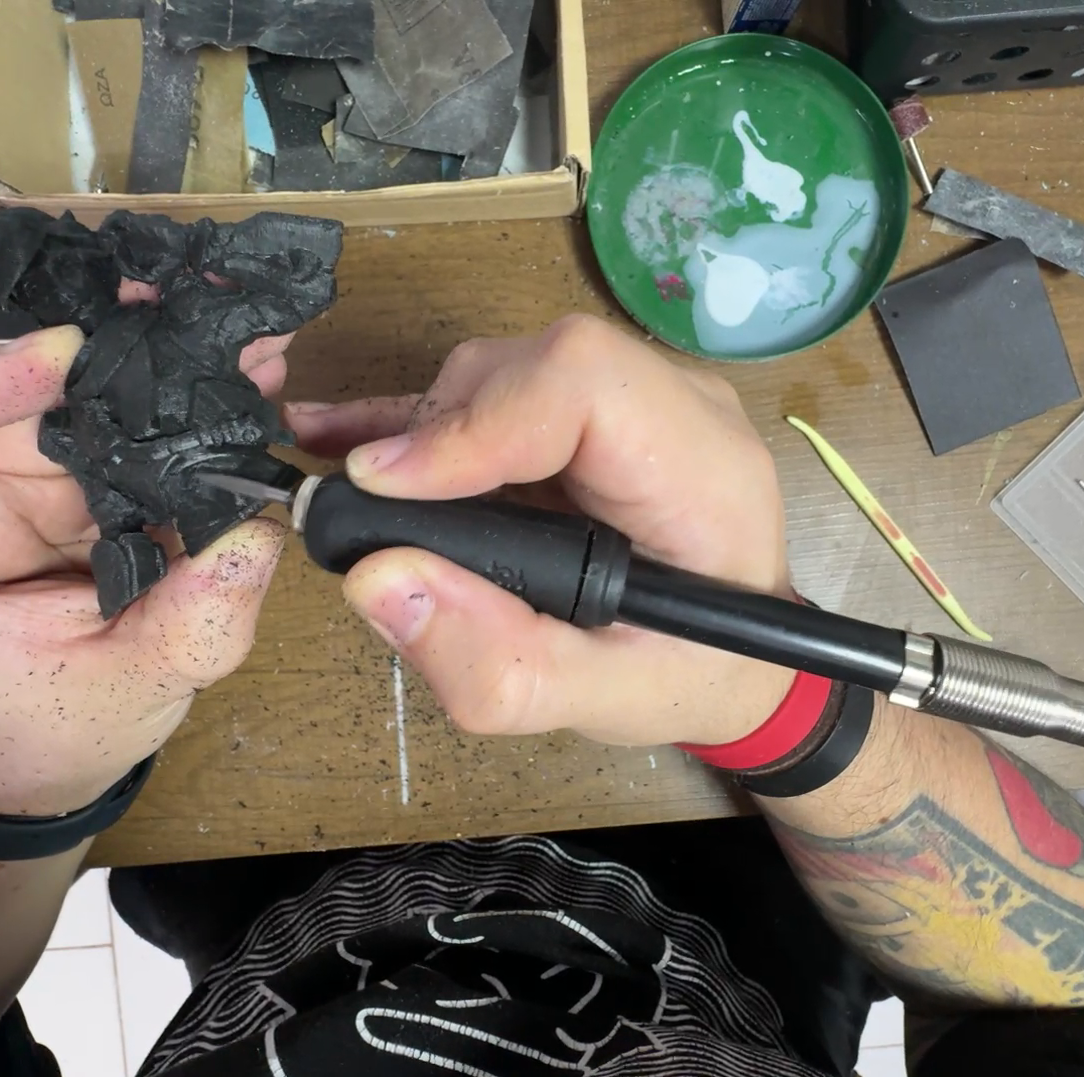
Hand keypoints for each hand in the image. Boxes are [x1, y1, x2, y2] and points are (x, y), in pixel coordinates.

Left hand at [0, 328, 289, 815]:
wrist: (65, 736)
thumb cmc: (54, 724)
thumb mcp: (125, 692)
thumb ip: (190, 628)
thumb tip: (255, 535)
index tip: (60, 363)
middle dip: (99, 342)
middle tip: (190, 310)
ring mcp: (22, 472)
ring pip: (76, 383)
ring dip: (157, 352)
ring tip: (239, 334)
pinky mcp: (88, 472)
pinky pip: (135, 416)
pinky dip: (191, 389)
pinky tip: (249, 372)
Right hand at [286, 315, 794, 748]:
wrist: (738, 652)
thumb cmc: (693, 676)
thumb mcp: (606, 701)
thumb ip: (502, 664)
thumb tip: (378, 579)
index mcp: (702, 470)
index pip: (584, 383)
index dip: (477, 422)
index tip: (387, 486)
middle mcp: (674, 408)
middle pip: (529, 368)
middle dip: (435, 434)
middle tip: (376, 515)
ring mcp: (634, 397)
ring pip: (502, 373)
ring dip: (423, 434)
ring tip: (371, 502)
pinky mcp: (591, 411)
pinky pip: (502, 390)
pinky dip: (422, 419)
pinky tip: (345, 437)